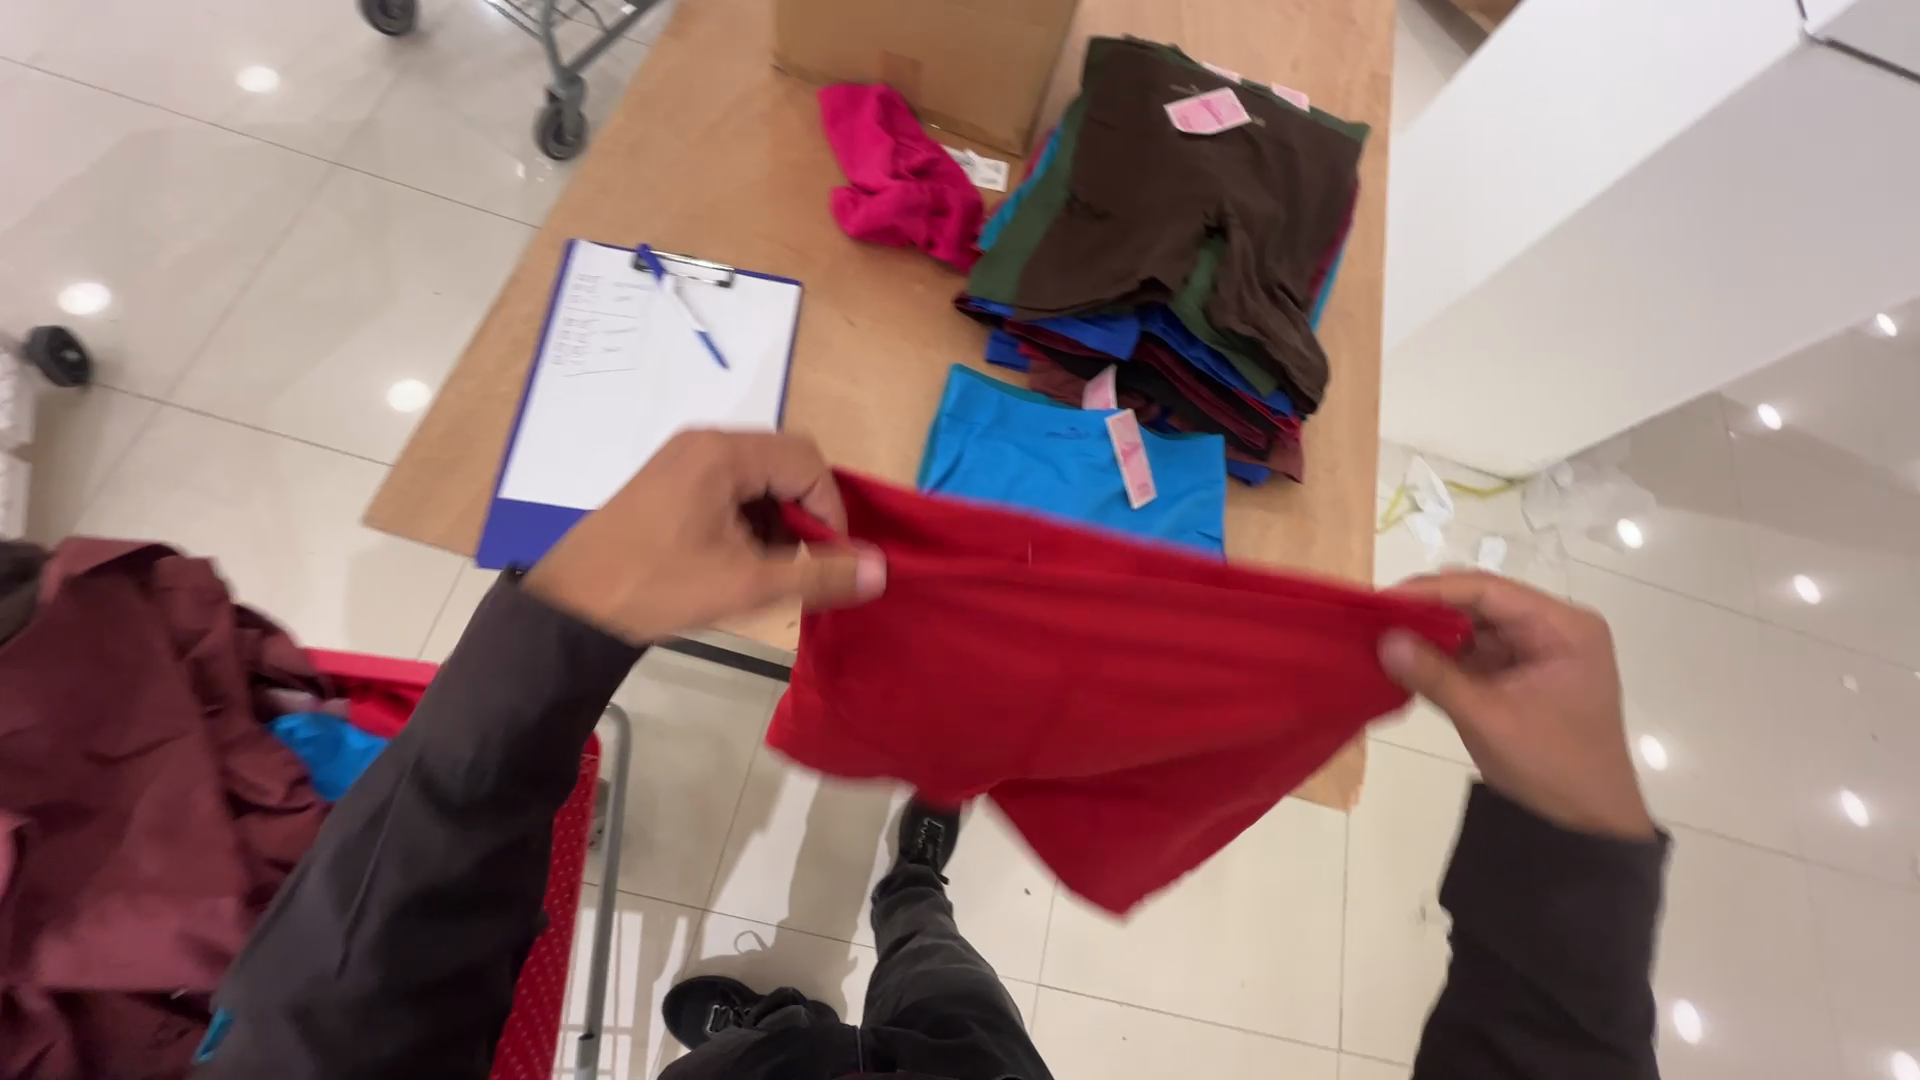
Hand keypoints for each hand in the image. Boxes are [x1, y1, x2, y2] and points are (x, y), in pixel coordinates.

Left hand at [524, 431, 884, 643]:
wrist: (572, 607)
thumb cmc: (661, 588)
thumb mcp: (748, 585)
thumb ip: (822, 574)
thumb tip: (882, 570)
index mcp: (724, 454)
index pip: (808, 462)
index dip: (830, 510)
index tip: (828, 556)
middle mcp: (705, 441)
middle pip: (786, 462)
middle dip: (805, 510)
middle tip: (797, 556)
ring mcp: (684, 457)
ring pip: (760, 474)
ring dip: (778, 514)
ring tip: (765, 560)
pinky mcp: (670, 477)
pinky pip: (731, 482)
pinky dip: (750, 514)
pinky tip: (737, 552)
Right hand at [1378, 570, 1653, 839]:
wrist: (1581, 820)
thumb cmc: (1550, 764)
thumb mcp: (1487, 717)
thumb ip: (1434, 675)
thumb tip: (1382, 639)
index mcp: (1563, 629)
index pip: (1487, 590)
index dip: (1431, 590)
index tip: (1381, 601)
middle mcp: (1550, 627)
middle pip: (1475, 600)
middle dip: (1424, 606)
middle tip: (1372, 615)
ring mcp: (1531, 647)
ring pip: (1466, 621)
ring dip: (1425, 627)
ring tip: (1378, 631)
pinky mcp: (1512, 668)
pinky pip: (1466, 646)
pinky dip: (1433, 649)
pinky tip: (1400, 653)